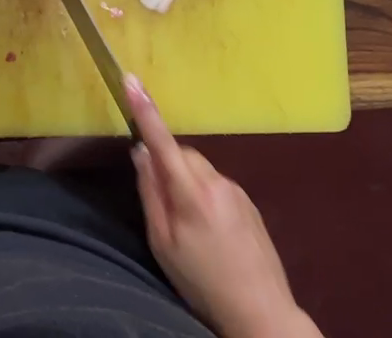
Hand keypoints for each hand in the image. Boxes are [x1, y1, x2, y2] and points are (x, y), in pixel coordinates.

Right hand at [126, 74, 321, 337]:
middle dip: (167, 165)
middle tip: (162, 206)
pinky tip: (210, 231)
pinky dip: (204, 194)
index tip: (131, 79)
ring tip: (189, 226)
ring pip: (198, 168)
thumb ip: (150, 193)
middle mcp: (216, 181)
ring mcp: (236, 190)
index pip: (161, 141)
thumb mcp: (162, 244)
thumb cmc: (201, 281)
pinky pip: (216, 183)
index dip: (144, 110)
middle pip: (180, 153)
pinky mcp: (249, 202)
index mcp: (191, 193)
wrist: (261, 313)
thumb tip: (140, 152)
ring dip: (186, 181)